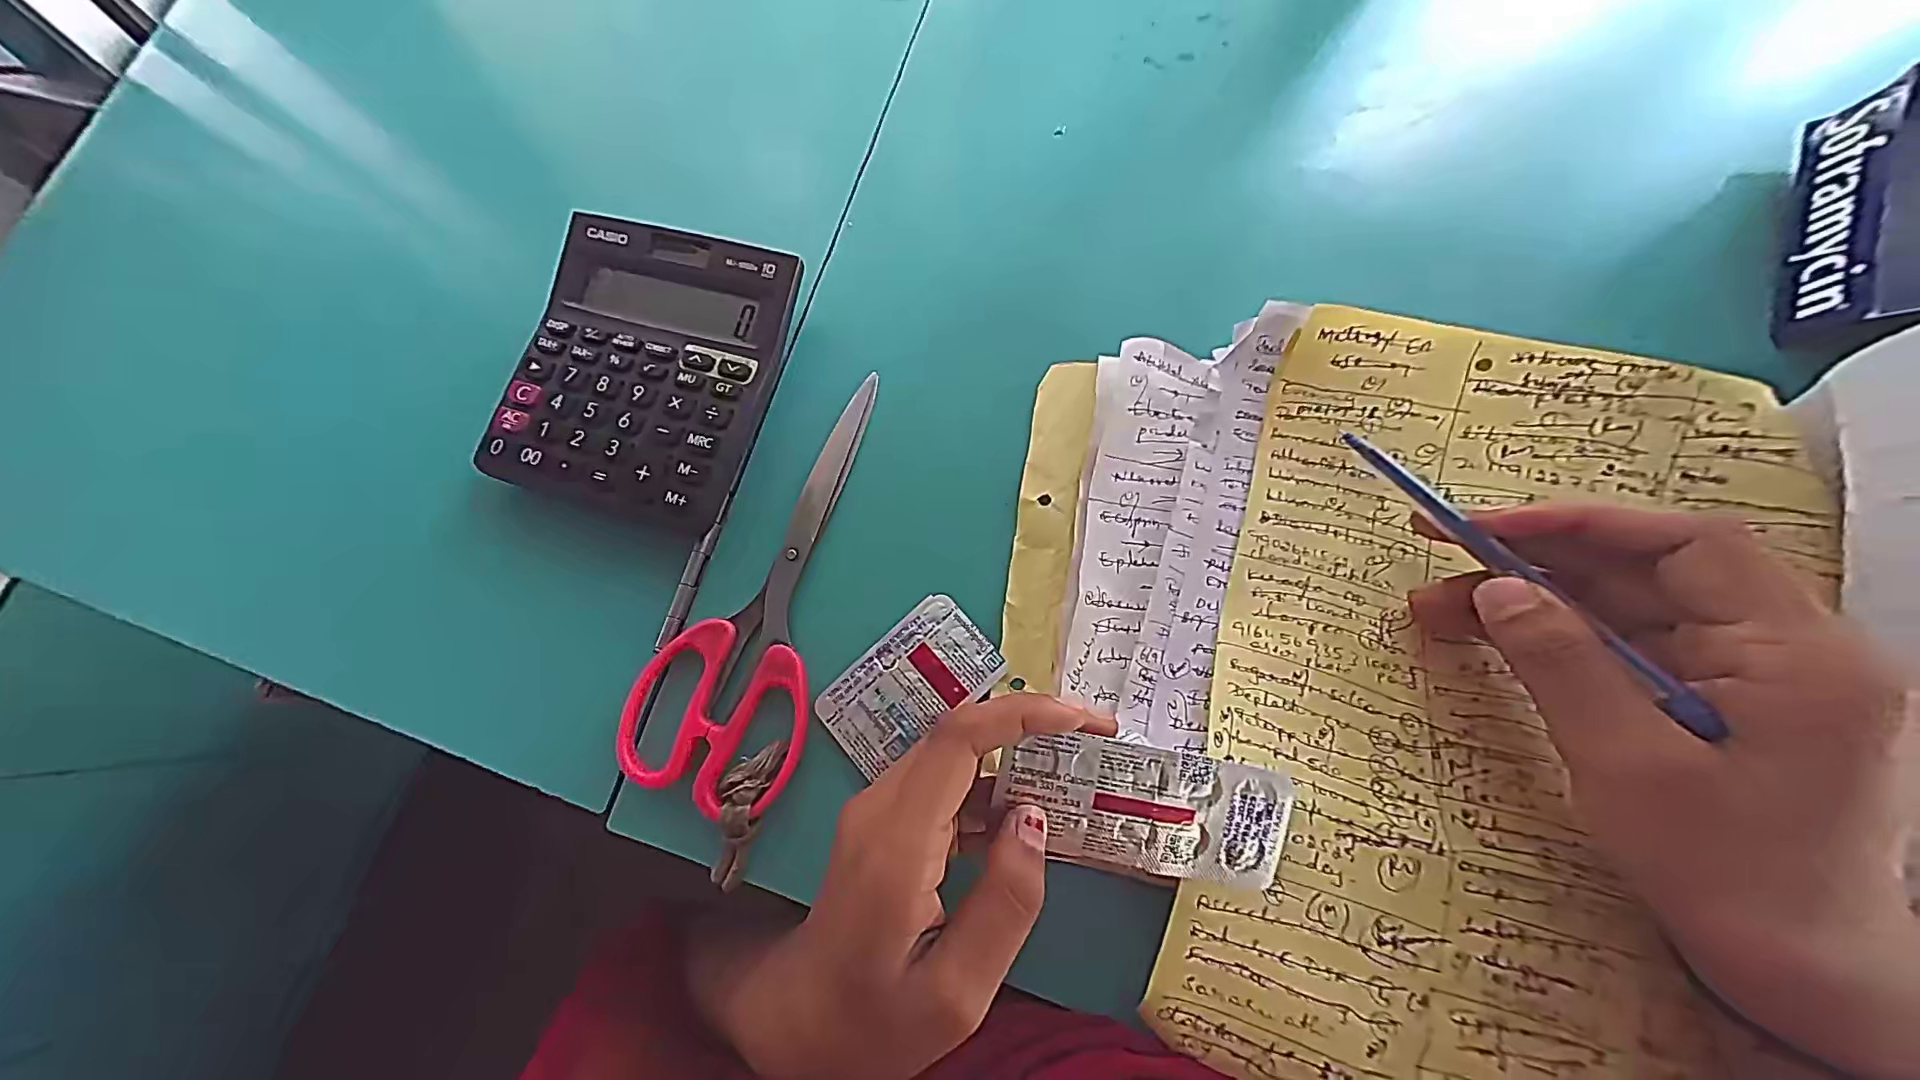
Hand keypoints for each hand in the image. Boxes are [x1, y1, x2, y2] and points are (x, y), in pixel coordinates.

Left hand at [687, 694, 1113, 1079]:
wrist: (796, 1017)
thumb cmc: (872, 1020)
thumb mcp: (956, 994)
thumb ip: (1006, 905)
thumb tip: (1035, 817)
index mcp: (896, 841)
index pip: (958, 740)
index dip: (1021, 714)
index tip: (1079, 719)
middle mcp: (880, 805)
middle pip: (959, 733)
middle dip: (1030, 723)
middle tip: (1092, 739)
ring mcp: (876, 806)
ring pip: (954, 752)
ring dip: (1014, 752)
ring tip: (1069, 775)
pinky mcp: (882, 816)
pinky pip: (944, 780)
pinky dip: (990, 784)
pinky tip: (1019, 819)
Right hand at [1409, 503, 1918, 1076]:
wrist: (1801, 975)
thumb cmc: (1726, 872)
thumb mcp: (1626, 764)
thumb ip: (1560, 663)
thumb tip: (1495, 588)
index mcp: (1798, 654)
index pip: (1683, 545)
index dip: (1575, 523)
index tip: (1482, 527)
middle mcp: (1779, 648)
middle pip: (1640, 569)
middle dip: (1530, 557)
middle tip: (1439, 548)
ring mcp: (1741, 674)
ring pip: (1617, 604)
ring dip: (1524, 597)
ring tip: (1436, 604)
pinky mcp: (1704, 698)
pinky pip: (1615, 644)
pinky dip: (1544, 634)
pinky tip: (1483, 633)